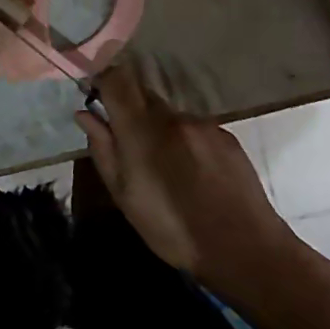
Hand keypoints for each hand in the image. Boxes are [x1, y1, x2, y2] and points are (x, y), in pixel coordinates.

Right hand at [74, 61, 300, 298]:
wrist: (245, 250)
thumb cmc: (172, 228)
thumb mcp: (123, 194)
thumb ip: (102, 149)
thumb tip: (85, 114)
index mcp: (141, 129)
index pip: (116, 81)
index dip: (102, 78)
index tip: (92, 90)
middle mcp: (172, 117)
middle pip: (143, 94)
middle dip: (129, 108)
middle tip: (125, 139)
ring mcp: (203, 125)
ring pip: (169, 113)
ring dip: (157, 127)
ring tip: (162, 165)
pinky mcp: (226, 137)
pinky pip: (193, 127)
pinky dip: (183, 139)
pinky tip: (190, 171)